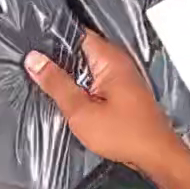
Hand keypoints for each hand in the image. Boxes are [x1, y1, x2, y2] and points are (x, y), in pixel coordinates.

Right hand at [25, 31, 189, 177]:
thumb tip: (34, 60)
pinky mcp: (124, 91)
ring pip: (89, 67)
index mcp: (109, 59)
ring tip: (53, 87)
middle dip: (60, 60)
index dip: (53, 40)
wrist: (155, 155)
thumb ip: (56, 84)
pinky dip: (84, 88)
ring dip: (72, 77)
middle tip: (38, 72)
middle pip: (81, 50)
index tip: (34, 50)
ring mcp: (123, 76)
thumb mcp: (80, 111)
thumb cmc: (125, 134)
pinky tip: (74, 100)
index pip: (76, 34)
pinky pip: (97, 81)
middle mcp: (119, 62)